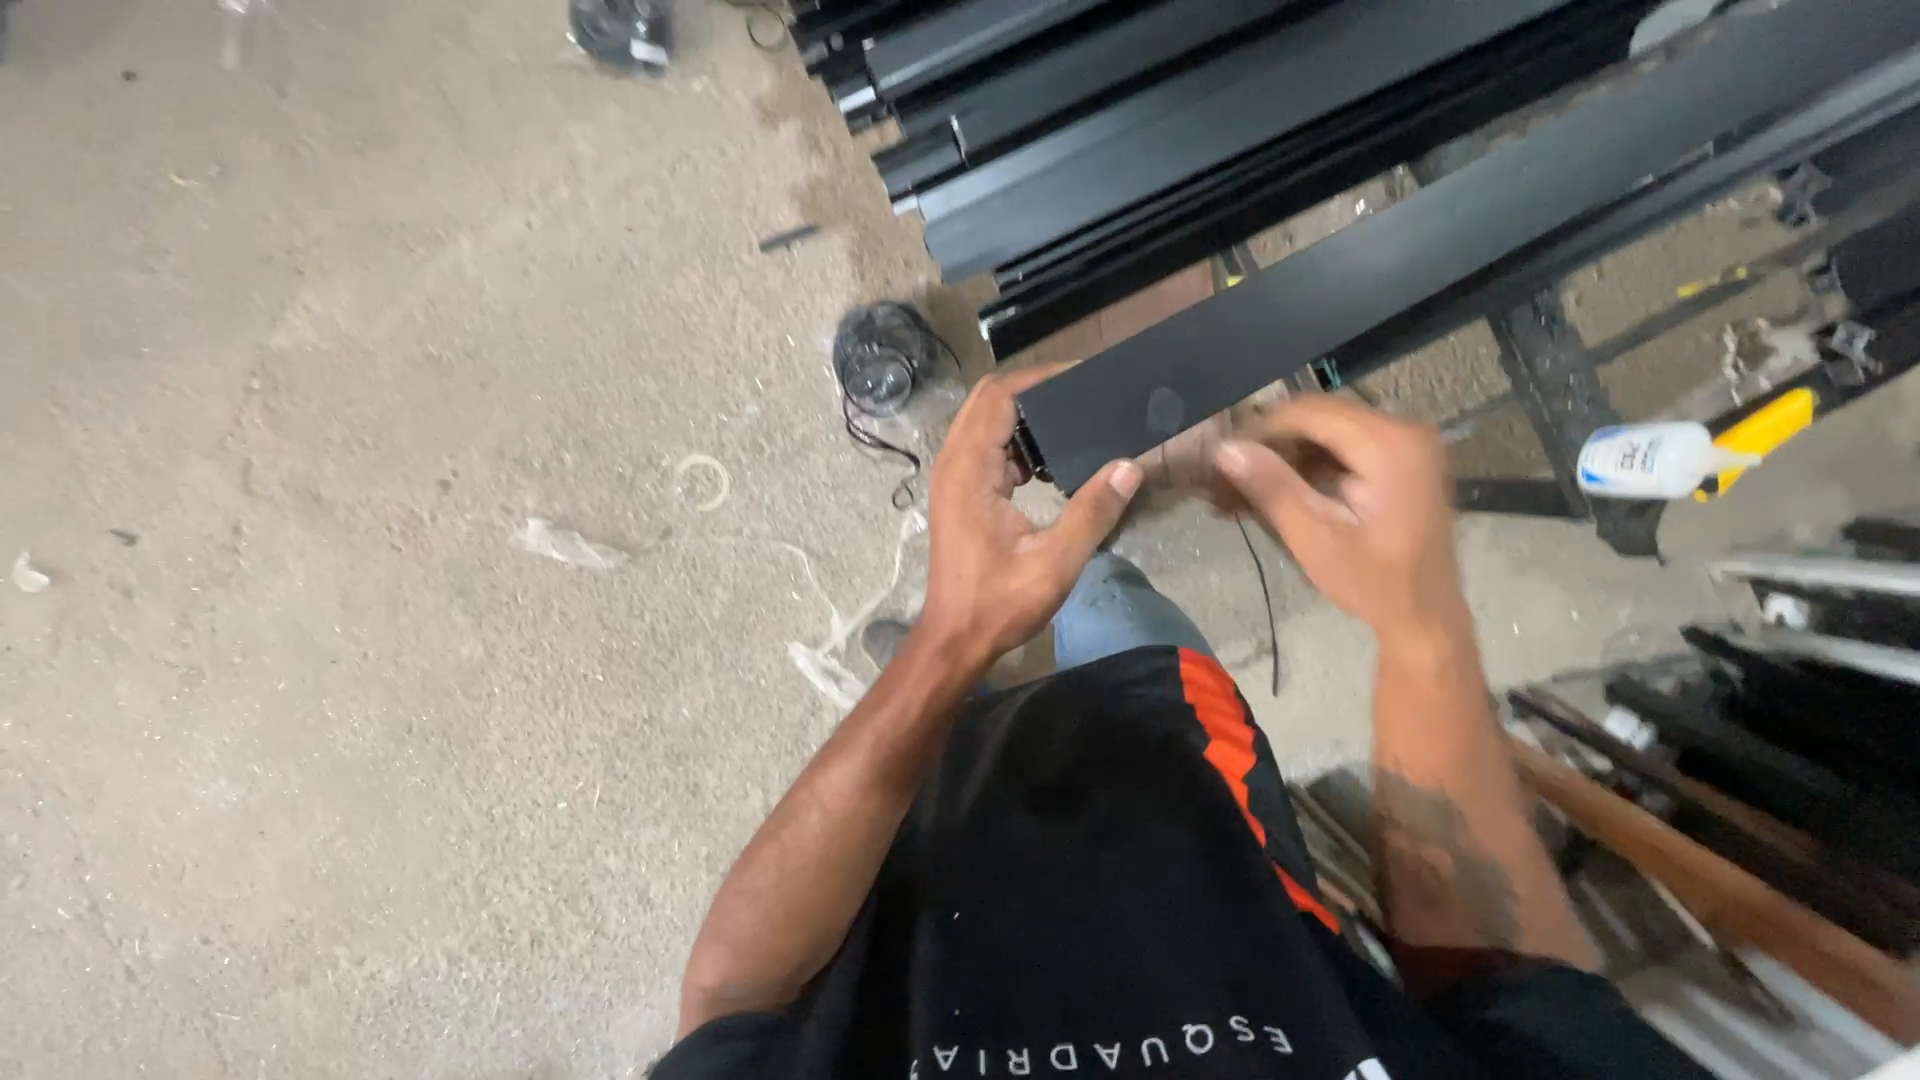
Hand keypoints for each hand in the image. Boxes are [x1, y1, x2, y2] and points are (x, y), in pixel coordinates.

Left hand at [922, 365, 1142, 665]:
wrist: (956, 638)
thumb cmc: (999, 603)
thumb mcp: (1055, 562)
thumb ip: (1093, 511)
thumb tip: (1129, 466)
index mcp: (970, 470)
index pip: (1000, 397)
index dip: (1041, 379)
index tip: (1085, 377)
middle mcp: (954, 464)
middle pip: (989, 401)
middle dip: (1035, 393)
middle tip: (1084, 398)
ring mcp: (954, 479)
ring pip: (987, 424)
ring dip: (1027, 420)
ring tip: (1076, 427)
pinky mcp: (961, 495)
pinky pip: (988, 450)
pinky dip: (1019, 446)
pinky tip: (1054, 465)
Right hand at [1212, 396, 1466, 642]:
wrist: (1425, 615)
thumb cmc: (1373, 583)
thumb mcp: (1314, 537)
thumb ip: (1272, 486)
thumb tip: (1225, 449)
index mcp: (1389, 444)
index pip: (1308, 412)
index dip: (1259, 431)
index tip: (1223, 461)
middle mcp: (1403, 430)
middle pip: (1317, 417)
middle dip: (1270, 445)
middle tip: (1228, 480)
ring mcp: (1405, 443)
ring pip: (1325, 430)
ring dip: (1285, 455)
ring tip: (1245, 489)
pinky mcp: (1399, 458)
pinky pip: (1342, 446)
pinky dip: (1308, 464)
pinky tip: (1278, 490)